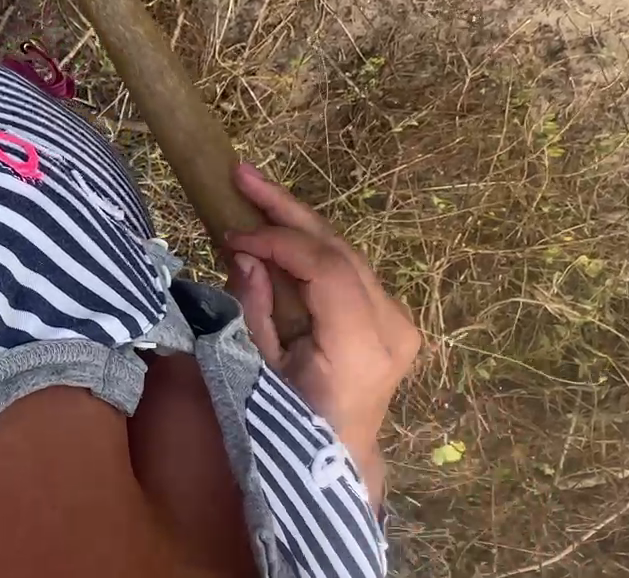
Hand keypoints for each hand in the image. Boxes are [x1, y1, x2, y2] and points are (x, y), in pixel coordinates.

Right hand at [225, 163, 419, 507]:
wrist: (338, 455)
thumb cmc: (290, 419)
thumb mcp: (258, 368)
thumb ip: (254, 308)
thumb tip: (245, 252)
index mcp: (362, 347)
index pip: (324, 268)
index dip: (276, 239)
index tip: (231, 233)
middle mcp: (392, 326)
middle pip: (338, 248)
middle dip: (285, 207)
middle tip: (241, 173)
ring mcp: (398, 319)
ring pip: (343, 248)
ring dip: (295, 218)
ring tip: (252, 188)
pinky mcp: (388, 313)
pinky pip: (344, 264)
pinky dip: (306, 240)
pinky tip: (275, 221)